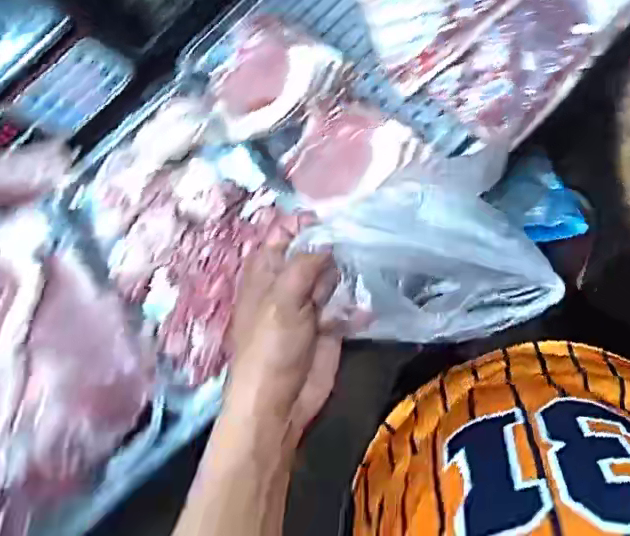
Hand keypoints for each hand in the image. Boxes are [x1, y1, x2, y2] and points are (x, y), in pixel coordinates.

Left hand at [223, 241, 343, 450]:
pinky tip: (362, 313)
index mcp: (268, 267)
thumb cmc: (269, 347)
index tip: (338, 222)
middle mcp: (289, 279)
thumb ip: (307, 261)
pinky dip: (357, 308)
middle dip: (337, 251)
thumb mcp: (283, 297)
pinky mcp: (330, 324)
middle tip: (350, 257)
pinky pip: (349, 304)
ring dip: (349, 278)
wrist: (277, 408)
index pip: (289, 229)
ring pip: (337, 275)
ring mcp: (311, 302)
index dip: (312, 224)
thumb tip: (330, 239)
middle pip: (319, 249)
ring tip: (358, 283)